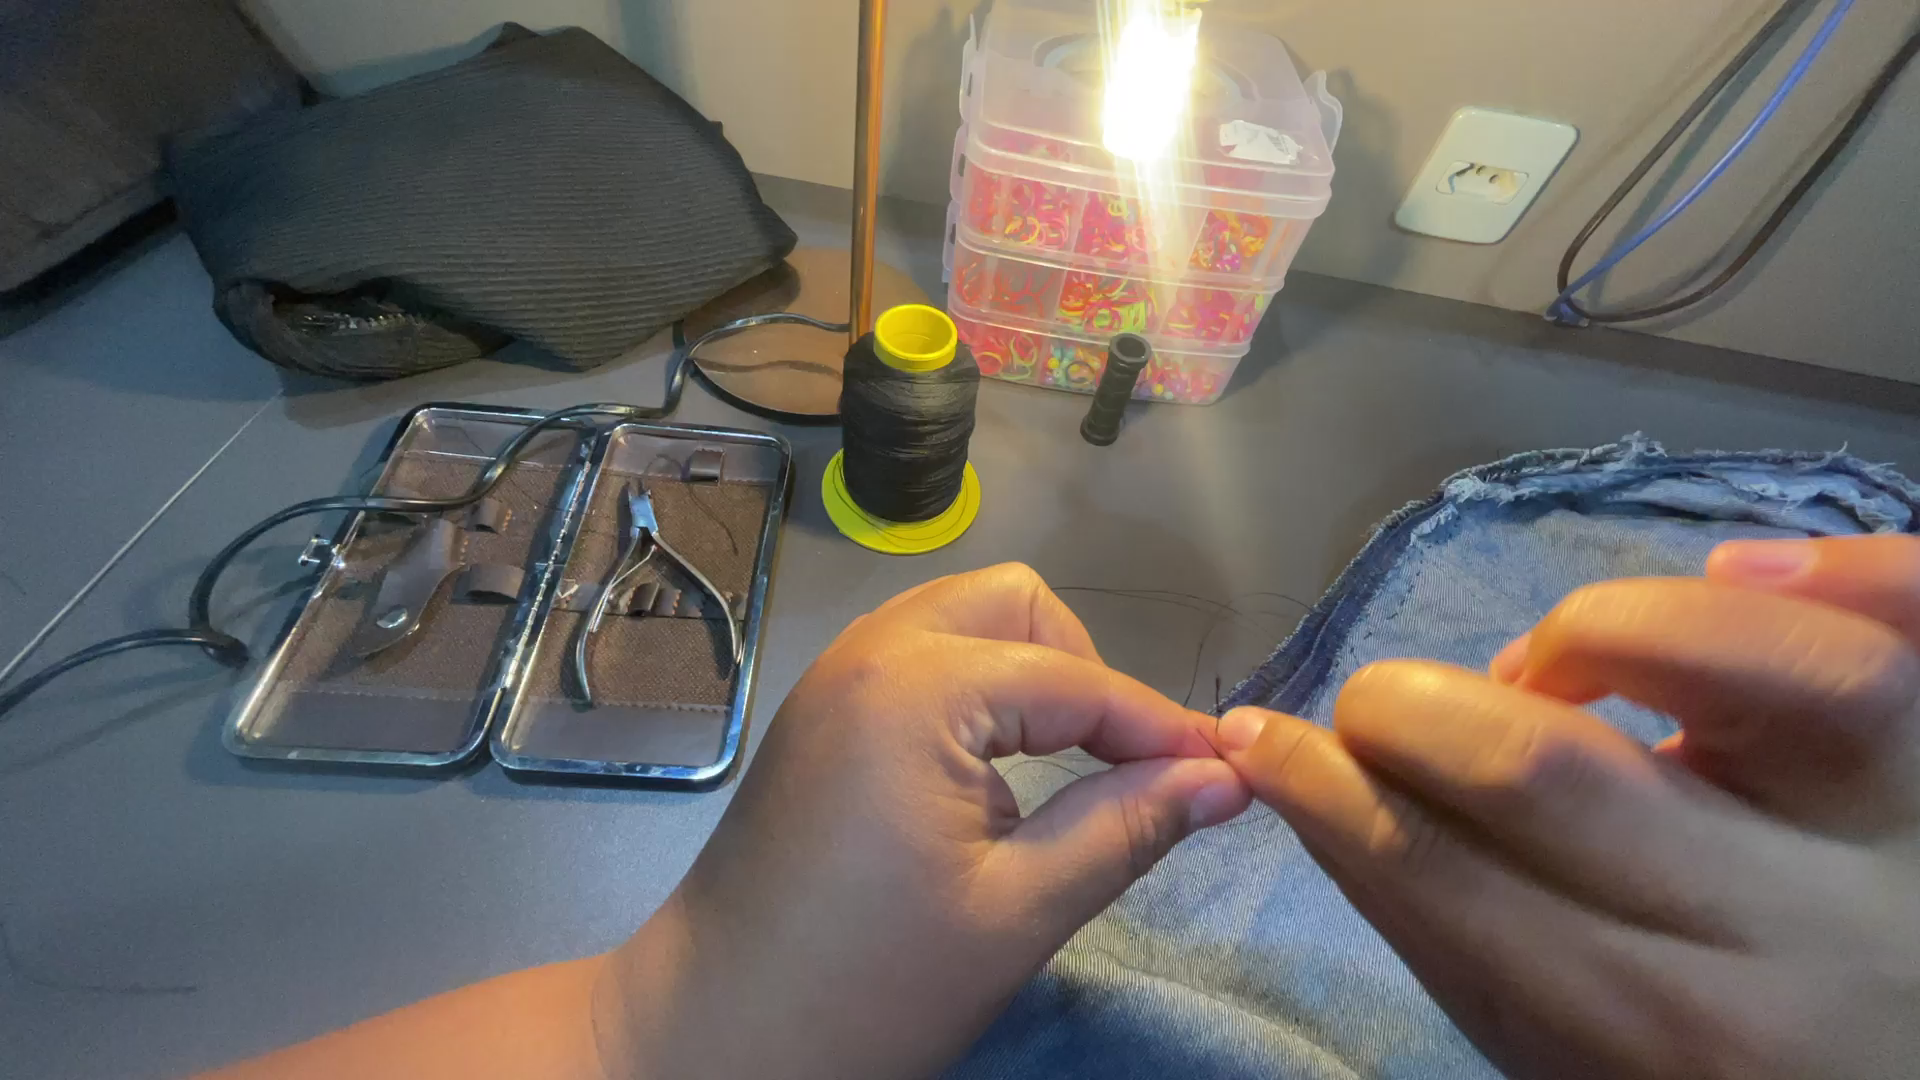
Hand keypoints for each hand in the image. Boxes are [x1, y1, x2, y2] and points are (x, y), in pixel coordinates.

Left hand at [595, 564, 1251, 1078]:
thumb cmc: (865, 985)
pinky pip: (924, 647)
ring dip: (1029, 666)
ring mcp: (841, 666)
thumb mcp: (1017, 912)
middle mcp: (874, 647)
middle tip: (1112, 756)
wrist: (712, 1030)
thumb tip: (1222, 779)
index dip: (1155, 724)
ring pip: (966, 613)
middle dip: (1080, 667)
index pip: (1073, 678)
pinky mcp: (827, 699)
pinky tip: (990, 752)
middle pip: (1015, 601)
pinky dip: (978, 679)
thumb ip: (1127, 827)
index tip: (1220, 768)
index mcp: (918, 686)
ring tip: (1060, 752)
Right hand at [1213, 536, 1919, 1079]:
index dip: (1313, 777)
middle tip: (1387, 711)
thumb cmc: (1678, 1052)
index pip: (1427, 863)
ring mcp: (1914, 834)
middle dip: (1401, 707)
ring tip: (1553, 668)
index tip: (1256, 734)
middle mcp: (1798, 942)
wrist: (1884, 1075)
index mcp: (1650, 1026)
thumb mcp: (1525, 1029)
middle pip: (1539, 765)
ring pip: (1765, 672)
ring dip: (1591, 635)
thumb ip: (1406, 899)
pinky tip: (1750, 570)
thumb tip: (1284, 766)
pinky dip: (1856, 573)